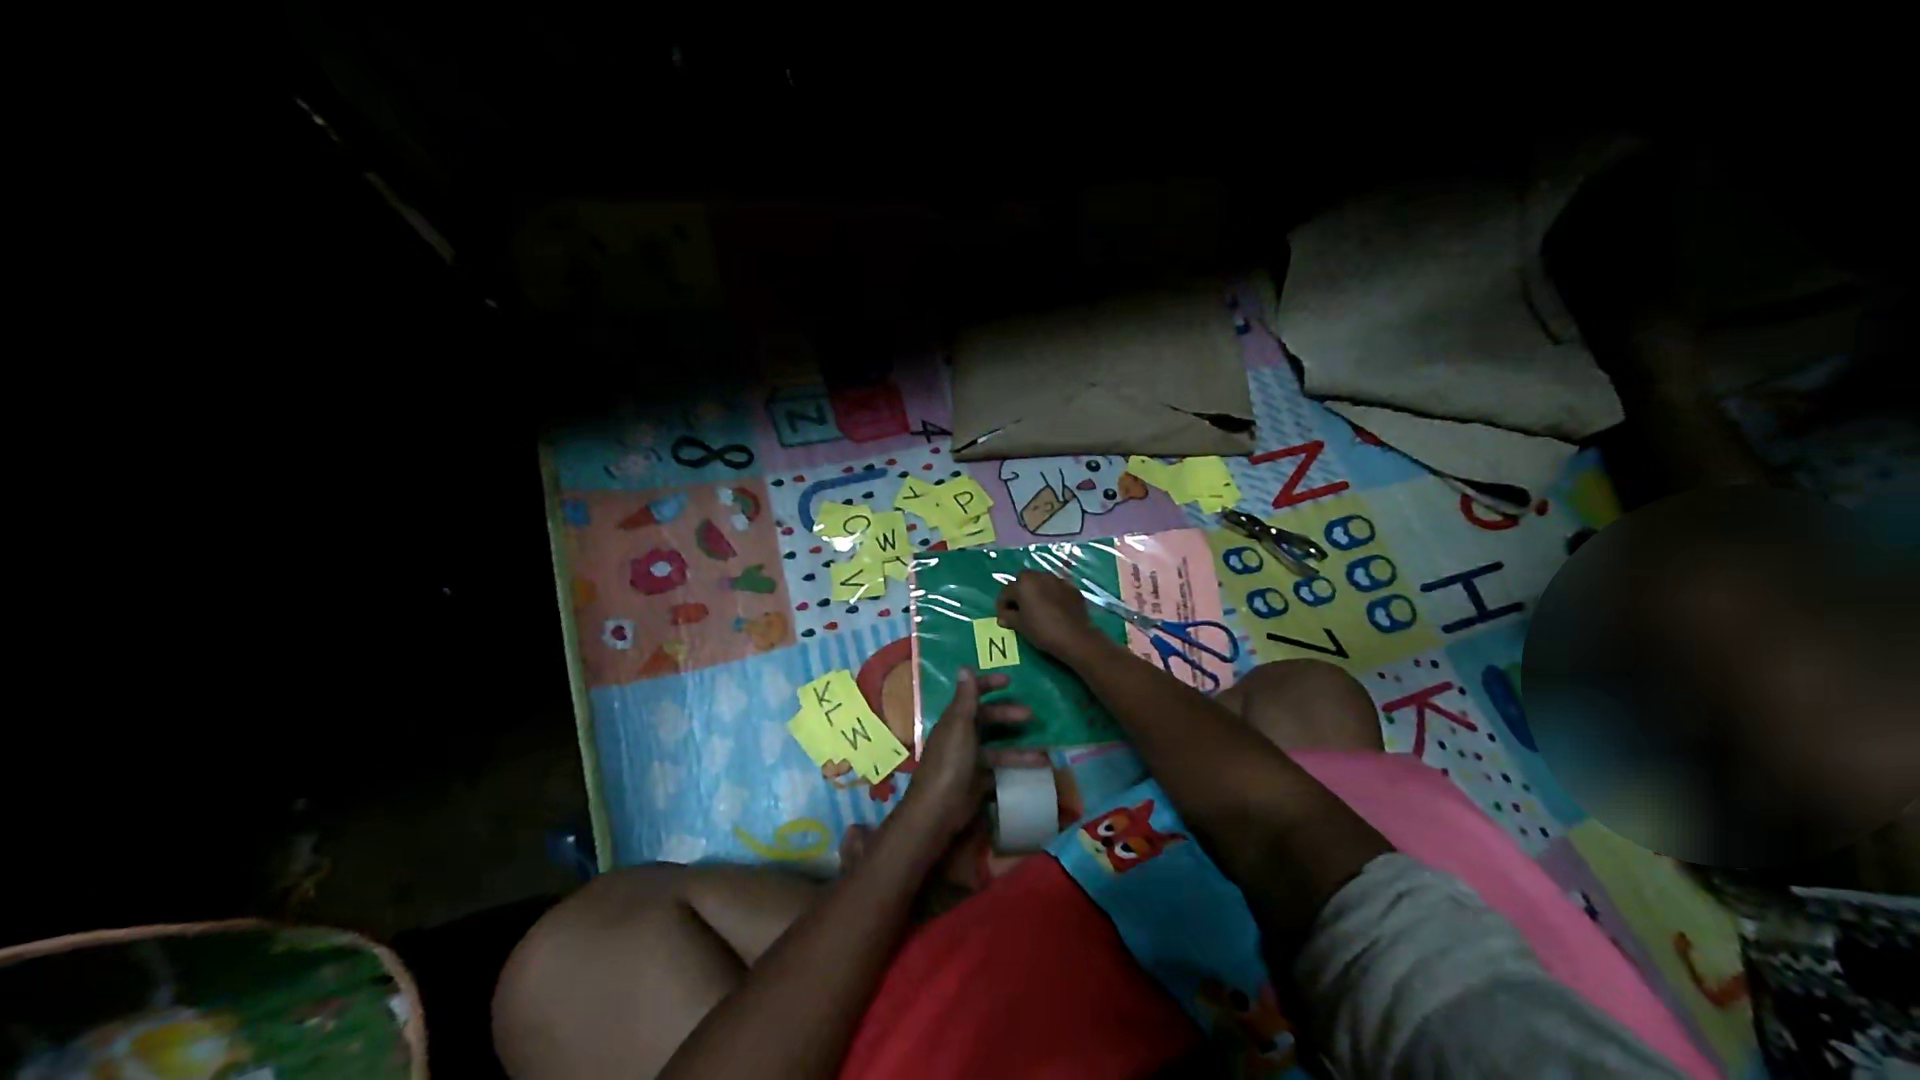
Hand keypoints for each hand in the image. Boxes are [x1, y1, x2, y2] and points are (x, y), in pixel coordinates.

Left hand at [900, 668, 1030, 839]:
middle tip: (1031, 715)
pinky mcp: (977, 782)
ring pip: (997, 749)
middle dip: (1008, 715)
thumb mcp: (959, 726)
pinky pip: (999, 772)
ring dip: (1019, 749)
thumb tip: (964, 667)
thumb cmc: (949, 762)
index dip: (988, 685)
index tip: (1010, 681)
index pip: (971, 696)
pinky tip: (1033, 774)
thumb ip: (965, 699)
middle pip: (987, 720)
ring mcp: (969, 761)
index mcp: (954, 720)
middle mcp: (961, 737)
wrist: (938, 809)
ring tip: (1044, 753)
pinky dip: (1015, 772)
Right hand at [995, 571, 1106, 660]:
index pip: (1006, 592)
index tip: (1004, 618)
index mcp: (1024, 583)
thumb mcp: (1020, 625)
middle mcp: (1040, 576)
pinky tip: (1053, 609)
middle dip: (1019, 593)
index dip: (1002, 605)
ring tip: (1037, 607)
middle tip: (1019, 609)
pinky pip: (1056, 589)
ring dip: (1036, 592)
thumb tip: (1003, 617)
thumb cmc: (1042, 630)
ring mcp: (1058, 580)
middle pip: (1024, 581)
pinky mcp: (1072, 588)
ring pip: (1041, 582)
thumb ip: (1009, 617)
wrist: (1074, 637)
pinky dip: (1051, 595)